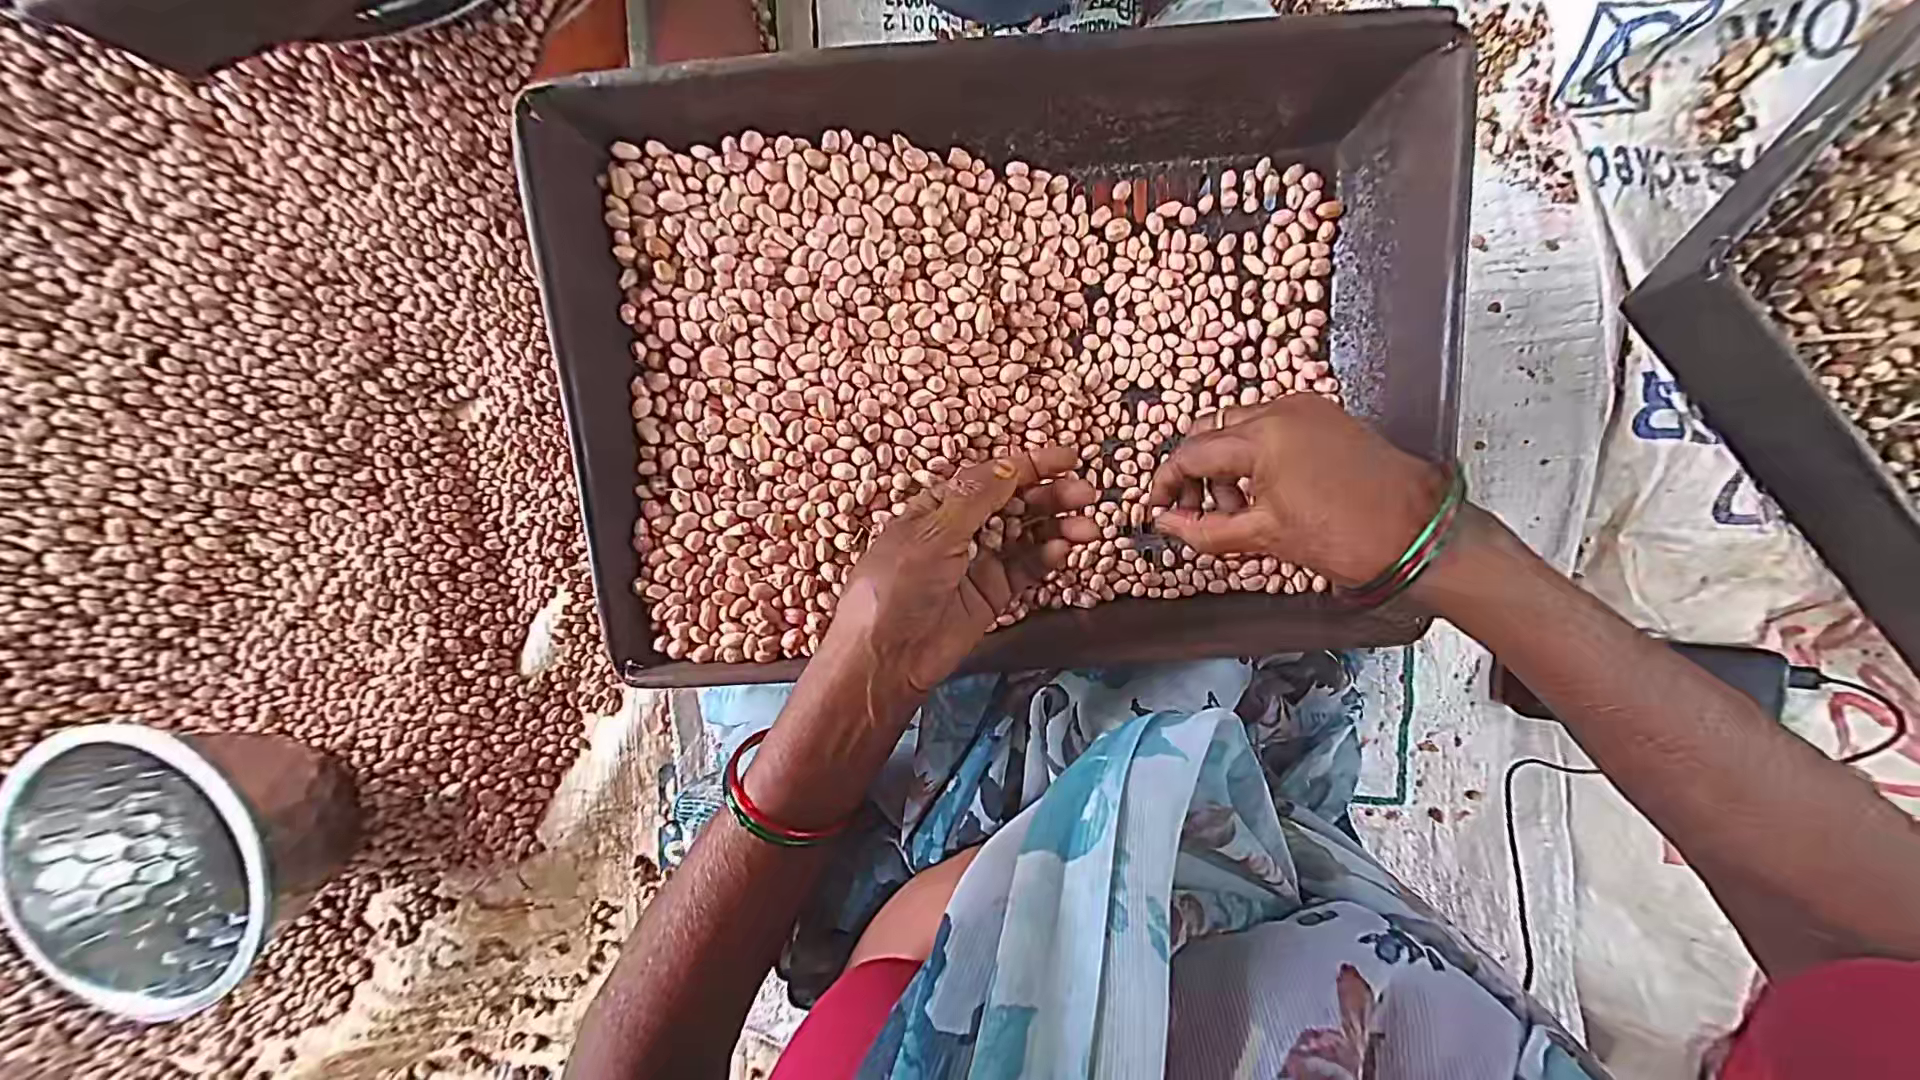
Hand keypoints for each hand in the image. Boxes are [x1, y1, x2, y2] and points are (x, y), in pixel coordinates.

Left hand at [818, 446, 1098, 699]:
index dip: (1031, 465)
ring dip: (1057, 526)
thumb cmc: (894, 588)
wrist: (886, 657)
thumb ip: (974, 500)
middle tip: (1084, 494)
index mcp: (940, 507)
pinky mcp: (992, 593)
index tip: (1068, 458)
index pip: (992, 477)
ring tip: (1086, 526)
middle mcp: (962, 531)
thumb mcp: (931, 534)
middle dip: (1051, 496)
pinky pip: (1025, 568)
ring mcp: (979, 562)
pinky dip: (1045, 557)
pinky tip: (1062, 550)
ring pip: (1027, 535)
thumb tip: (1009, 467)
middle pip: (1015, 504)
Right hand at [1144, 395, 1447, 585]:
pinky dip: (1250, 455)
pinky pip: (1266, 428)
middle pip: (1207, 433)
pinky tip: (1260, 490)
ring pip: (1234, 428)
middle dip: (1193, 473)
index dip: (1164, 483)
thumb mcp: (1262, 537)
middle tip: (1195, 510)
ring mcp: (1306, 410)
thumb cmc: (1352, 536)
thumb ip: (1202, 529)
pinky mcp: (1323, 417)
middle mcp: (1282, 411)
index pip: (1189, 454)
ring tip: (1236, 508)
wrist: (1422, 534)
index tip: (1158, 505)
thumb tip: (1167, 523)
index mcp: (1263, 438)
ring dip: (1221, 465)